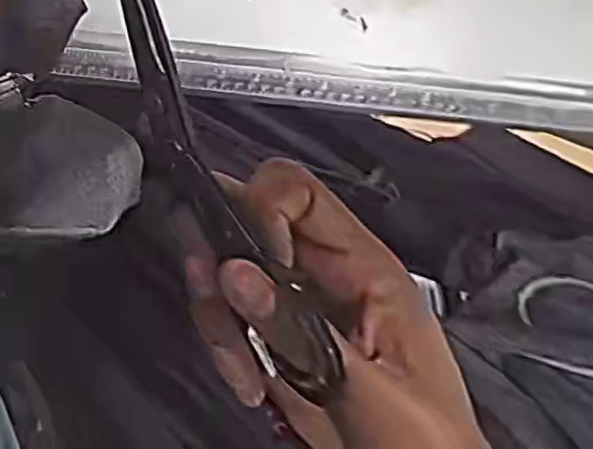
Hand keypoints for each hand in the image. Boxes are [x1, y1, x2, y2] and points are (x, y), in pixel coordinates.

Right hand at [183, 160, 487, 448]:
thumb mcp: (378, 402)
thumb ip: (304, 335)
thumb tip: (234, 272)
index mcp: (366, 270)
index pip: (294, 190)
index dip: (259, 207)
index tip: (250, 262)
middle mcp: (322, 269)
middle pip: (239, 218)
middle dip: (216, 261)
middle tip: (221, 306)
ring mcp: (290, 293)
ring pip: (217, 259)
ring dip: (215, 309)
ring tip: (241, 364)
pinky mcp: (265, 321)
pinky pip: (216, 300)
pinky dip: (217, 334)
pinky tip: (246, 376)